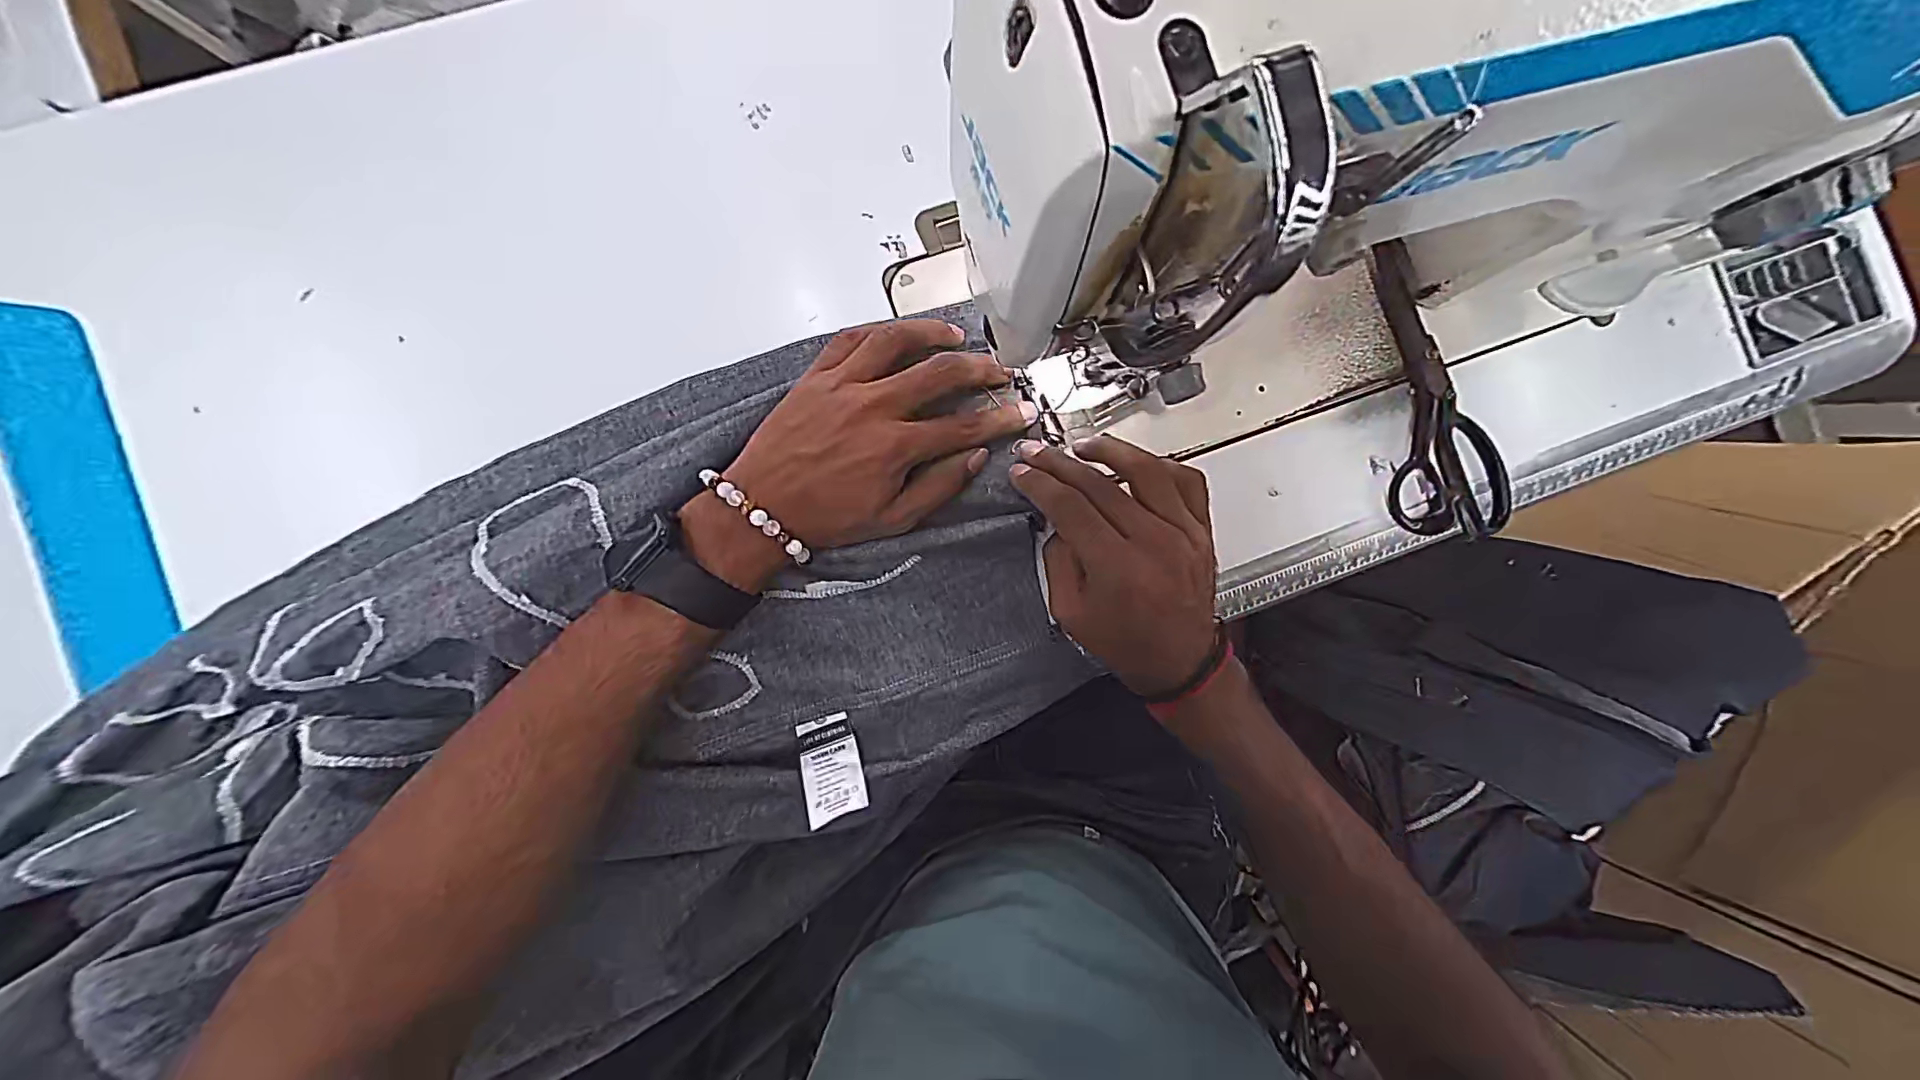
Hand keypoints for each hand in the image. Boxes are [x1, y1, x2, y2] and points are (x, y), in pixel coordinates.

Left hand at [680, 320, 1033, 590]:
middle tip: (996, 370)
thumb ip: (938, 487)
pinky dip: (877, 330)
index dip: (999, 418)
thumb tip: (972, 459)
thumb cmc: (823, 516)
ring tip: (954, 335)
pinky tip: (895, 332)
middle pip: (939, 372)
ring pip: (895, 342)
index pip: (962, 425)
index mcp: (893, 447)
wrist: (762, 507)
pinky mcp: (816, 378)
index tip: (1017, 412)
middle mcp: (871, 409)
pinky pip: (849, 340)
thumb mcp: (892, 519)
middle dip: (978, 368)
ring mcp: (841, 387)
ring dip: (930, 333)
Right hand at [1009, 435, 1217, 697]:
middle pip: (1099, 484)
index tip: (1024, 472)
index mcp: (1118, 568)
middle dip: (1059, 463)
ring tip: (1084, 446)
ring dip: (1109, 450)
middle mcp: (1154, 544)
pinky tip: (1138, 462)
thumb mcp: (1070, 612)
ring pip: (1146, 470)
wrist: (1179, 661)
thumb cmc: (1129, 643)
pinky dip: (1159, 464)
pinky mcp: (1201, 531)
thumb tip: (1055, 519)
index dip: (1040, 483)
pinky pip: (1186, 480)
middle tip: (1039, 453)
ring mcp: (1183, 534)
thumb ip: (1058, 560)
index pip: (1070, 506)